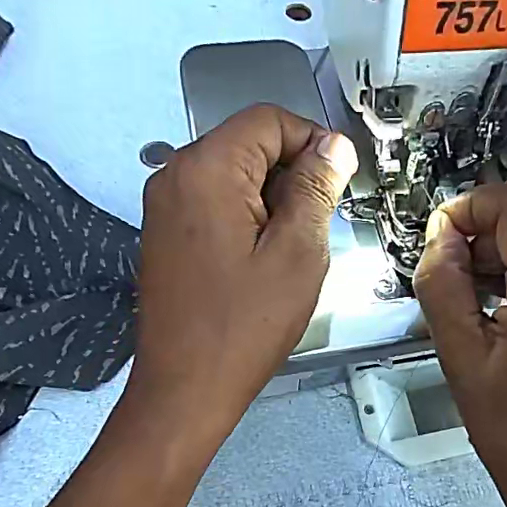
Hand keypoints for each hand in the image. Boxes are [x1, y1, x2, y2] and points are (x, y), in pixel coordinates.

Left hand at [122, 104, 355, 449]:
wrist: (187, 386)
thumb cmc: (241, 329)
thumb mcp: (299, 253)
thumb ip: (317, 190)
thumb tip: (333, 148)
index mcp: (207, 170)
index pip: (269, 119)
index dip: (314, 142)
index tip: (339, 181)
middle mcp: (176, 177)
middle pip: (250, 145)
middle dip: (294, 177)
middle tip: (317, 230)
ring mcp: (167, 207)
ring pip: (238, 177)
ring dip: (275, 203)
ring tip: (290, 255)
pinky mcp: (168, 234)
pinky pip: (219, 204)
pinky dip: (251, 221)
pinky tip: (265, 264)